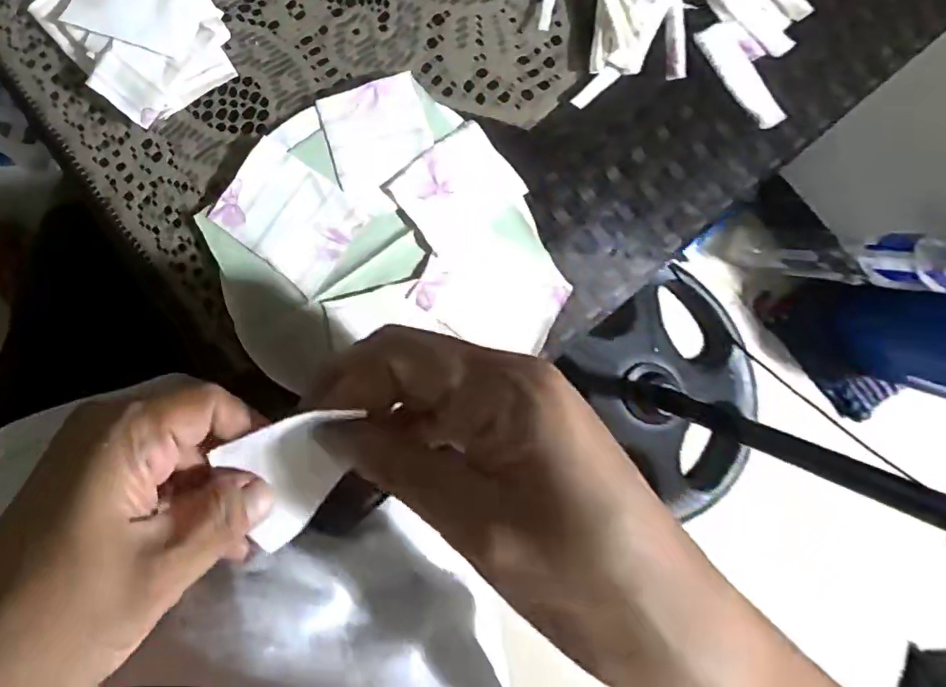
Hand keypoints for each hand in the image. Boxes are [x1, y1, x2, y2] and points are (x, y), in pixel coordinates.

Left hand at [0, 381, 274, 686]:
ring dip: (203, 486)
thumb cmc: (75, 601)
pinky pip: (140, 470)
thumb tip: (262, 485)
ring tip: (240, 541)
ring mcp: (87, 450)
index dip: (249, 429)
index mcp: (122, 430)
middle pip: (183, 422)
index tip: (288, 474)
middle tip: (268, 521)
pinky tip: (199, 539)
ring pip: (164, 450)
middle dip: (229, 464)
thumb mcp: (161, 566)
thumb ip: (218, 517)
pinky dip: (173, 497)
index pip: (203, 401)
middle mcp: (103, 424)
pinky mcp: (80, 479)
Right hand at [310, 326, 834, 686]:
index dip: (342, 380)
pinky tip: (388, 458)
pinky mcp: (524, 431)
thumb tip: (328, 432)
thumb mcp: (474, 523)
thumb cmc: (584, 580)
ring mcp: (521, 402)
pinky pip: (447, 411)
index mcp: (504, 384)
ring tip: (343, 446)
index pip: (395, 353)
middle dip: (354, 388)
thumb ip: (393, 463)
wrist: (697, 649)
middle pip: (406, 359)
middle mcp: (511, 376)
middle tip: (317, 430)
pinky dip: (408, 428)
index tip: (306, 422)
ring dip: (378, 408)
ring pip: (422, 383)